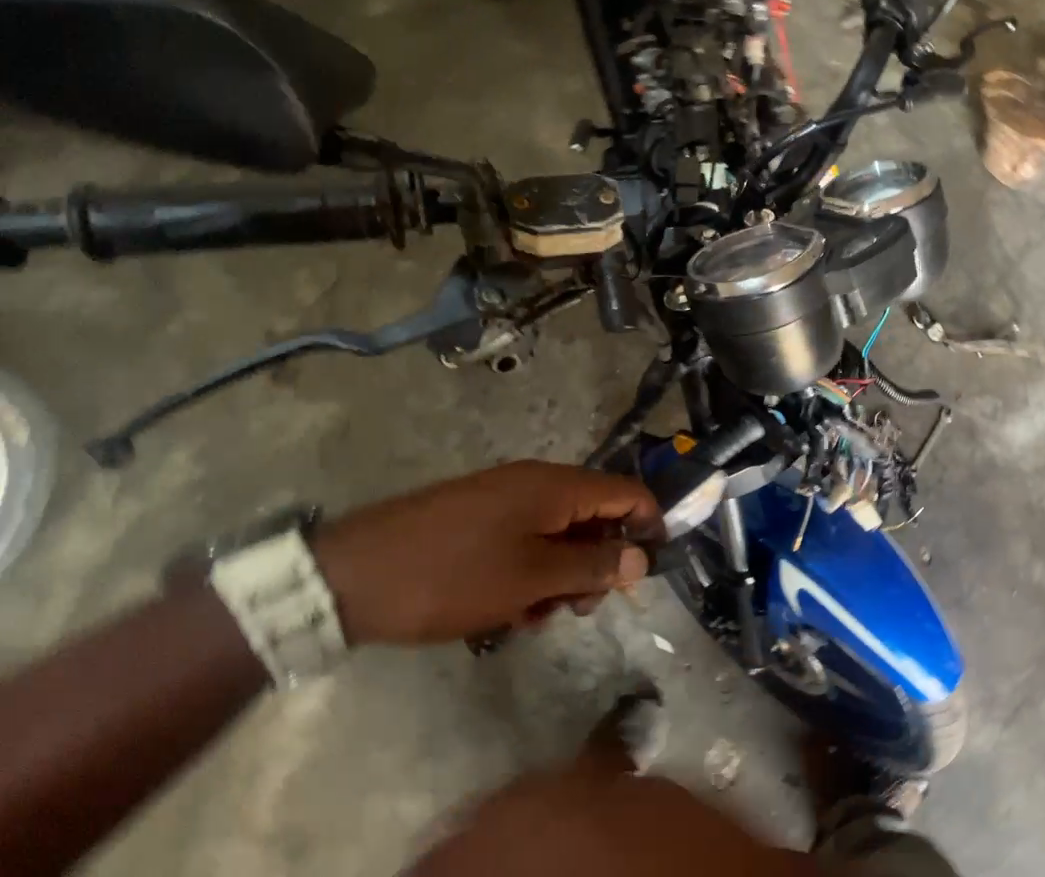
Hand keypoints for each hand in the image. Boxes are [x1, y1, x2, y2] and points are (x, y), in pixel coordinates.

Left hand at [312, 461, 661, 645]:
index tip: (645, 574)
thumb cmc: (450, 577)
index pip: (629, 493)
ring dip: (559, 574)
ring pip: (557, 532)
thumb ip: (594, 565)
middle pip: (594, 514)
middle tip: (579, 608)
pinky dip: (527, 570)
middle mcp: (533, 482)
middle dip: (598, 562)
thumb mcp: (532, 579)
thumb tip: (641, 557)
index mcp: (556, 486)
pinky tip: (503, 608)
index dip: (649, 528)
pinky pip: (521, 539)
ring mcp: (499, 498)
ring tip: (532, 616)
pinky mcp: (471, 518)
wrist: (342, 578)